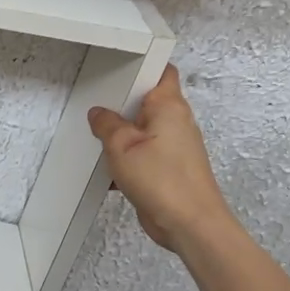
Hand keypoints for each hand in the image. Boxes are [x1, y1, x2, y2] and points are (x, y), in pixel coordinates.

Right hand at [87, 65, 237, 250]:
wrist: (190, 225)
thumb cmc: (163, 182)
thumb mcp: (120, 146)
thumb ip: (106, 124)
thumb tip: (100, 114)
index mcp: (170, 107)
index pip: (161, 72)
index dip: (142, 65)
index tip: (119, 67)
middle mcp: (178, 122)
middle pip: (147, 102)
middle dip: (122, 106)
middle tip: (99, 109)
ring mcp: (176, 146)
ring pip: (143, 129)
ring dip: (123, 136)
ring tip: (102, 142)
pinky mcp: (171, 167)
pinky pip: (144, 153)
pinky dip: (128, 159)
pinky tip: (113, 171)